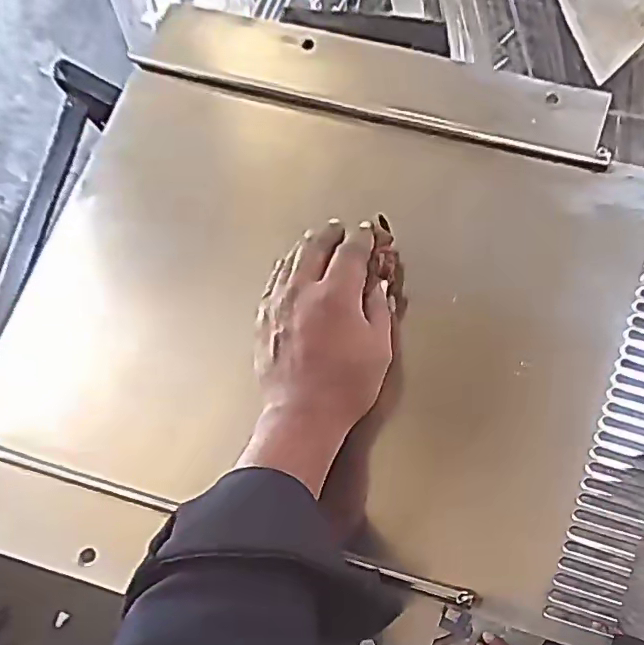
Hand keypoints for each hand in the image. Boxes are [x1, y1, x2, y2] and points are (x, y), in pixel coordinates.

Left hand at [238, 219, 398, 495]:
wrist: (303, 413)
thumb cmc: (345, 387)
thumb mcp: (379, 349)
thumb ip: (378, 310)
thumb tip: (376, 287)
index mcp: (336, 294)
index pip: (351, 253)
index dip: (362, 240)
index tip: (368, 235)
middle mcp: (303, 291)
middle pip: (315, 247)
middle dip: (331, 236)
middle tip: (340, 231)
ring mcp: (279, 305)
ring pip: (290, 261)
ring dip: (305, 248)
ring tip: (314, 244)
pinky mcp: (264, 321)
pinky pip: (274, 283)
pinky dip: (285, 270)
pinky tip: (289, 273)